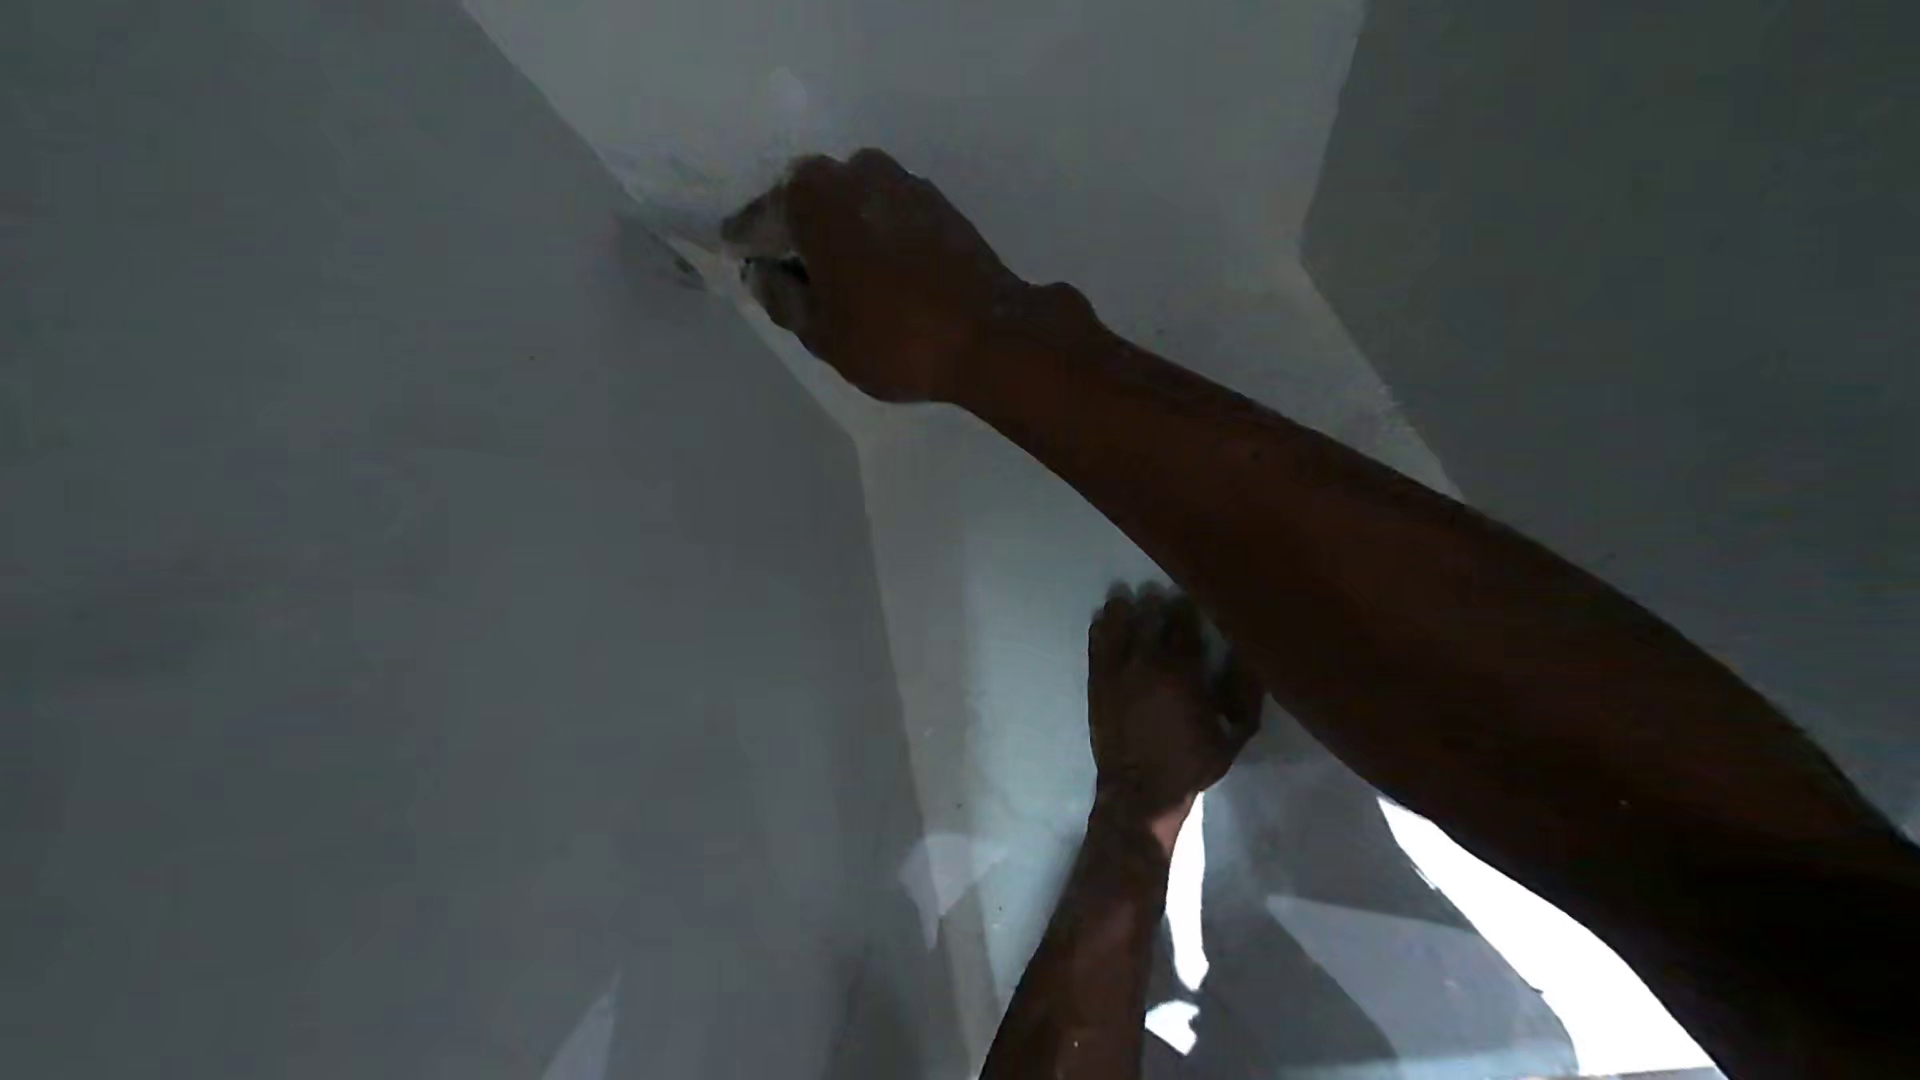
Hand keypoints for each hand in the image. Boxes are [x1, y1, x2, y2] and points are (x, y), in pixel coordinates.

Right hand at [722, 148, 1048, 402]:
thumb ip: (781, 299)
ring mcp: (904, 183)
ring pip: (852, 210)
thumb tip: (764, 276)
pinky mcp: (940, 207)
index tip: (742, 262)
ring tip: (843, 287)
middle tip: (795, 283)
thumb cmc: (893, 338)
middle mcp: (856, 170)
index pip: (761, 220)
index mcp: (812, 194)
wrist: (990, 338)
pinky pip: (888, 220)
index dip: (749, 247)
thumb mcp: (822, 333)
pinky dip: (876, 242)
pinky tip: (881, 278)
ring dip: (840, 240)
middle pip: (808, 206)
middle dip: (797, 240)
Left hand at [1087, 584, 1263, 849]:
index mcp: (1184, 671)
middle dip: (1159, 609)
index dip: (1187, 611)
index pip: (1185, 626)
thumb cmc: (1191, 764)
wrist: (1139, 790)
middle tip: (1161, 600)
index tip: (1189, 602)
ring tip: (1129, 599)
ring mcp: (1118, 669)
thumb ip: (1243, 693)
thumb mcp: (1233, 735)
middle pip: (1153, 621)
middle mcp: (1148, 662)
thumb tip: (1246, 656)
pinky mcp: (1097, 681)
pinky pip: (1097, 645)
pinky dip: (1101, 628)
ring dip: (1127, 611)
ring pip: (1121, 625)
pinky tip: (1104, 618)